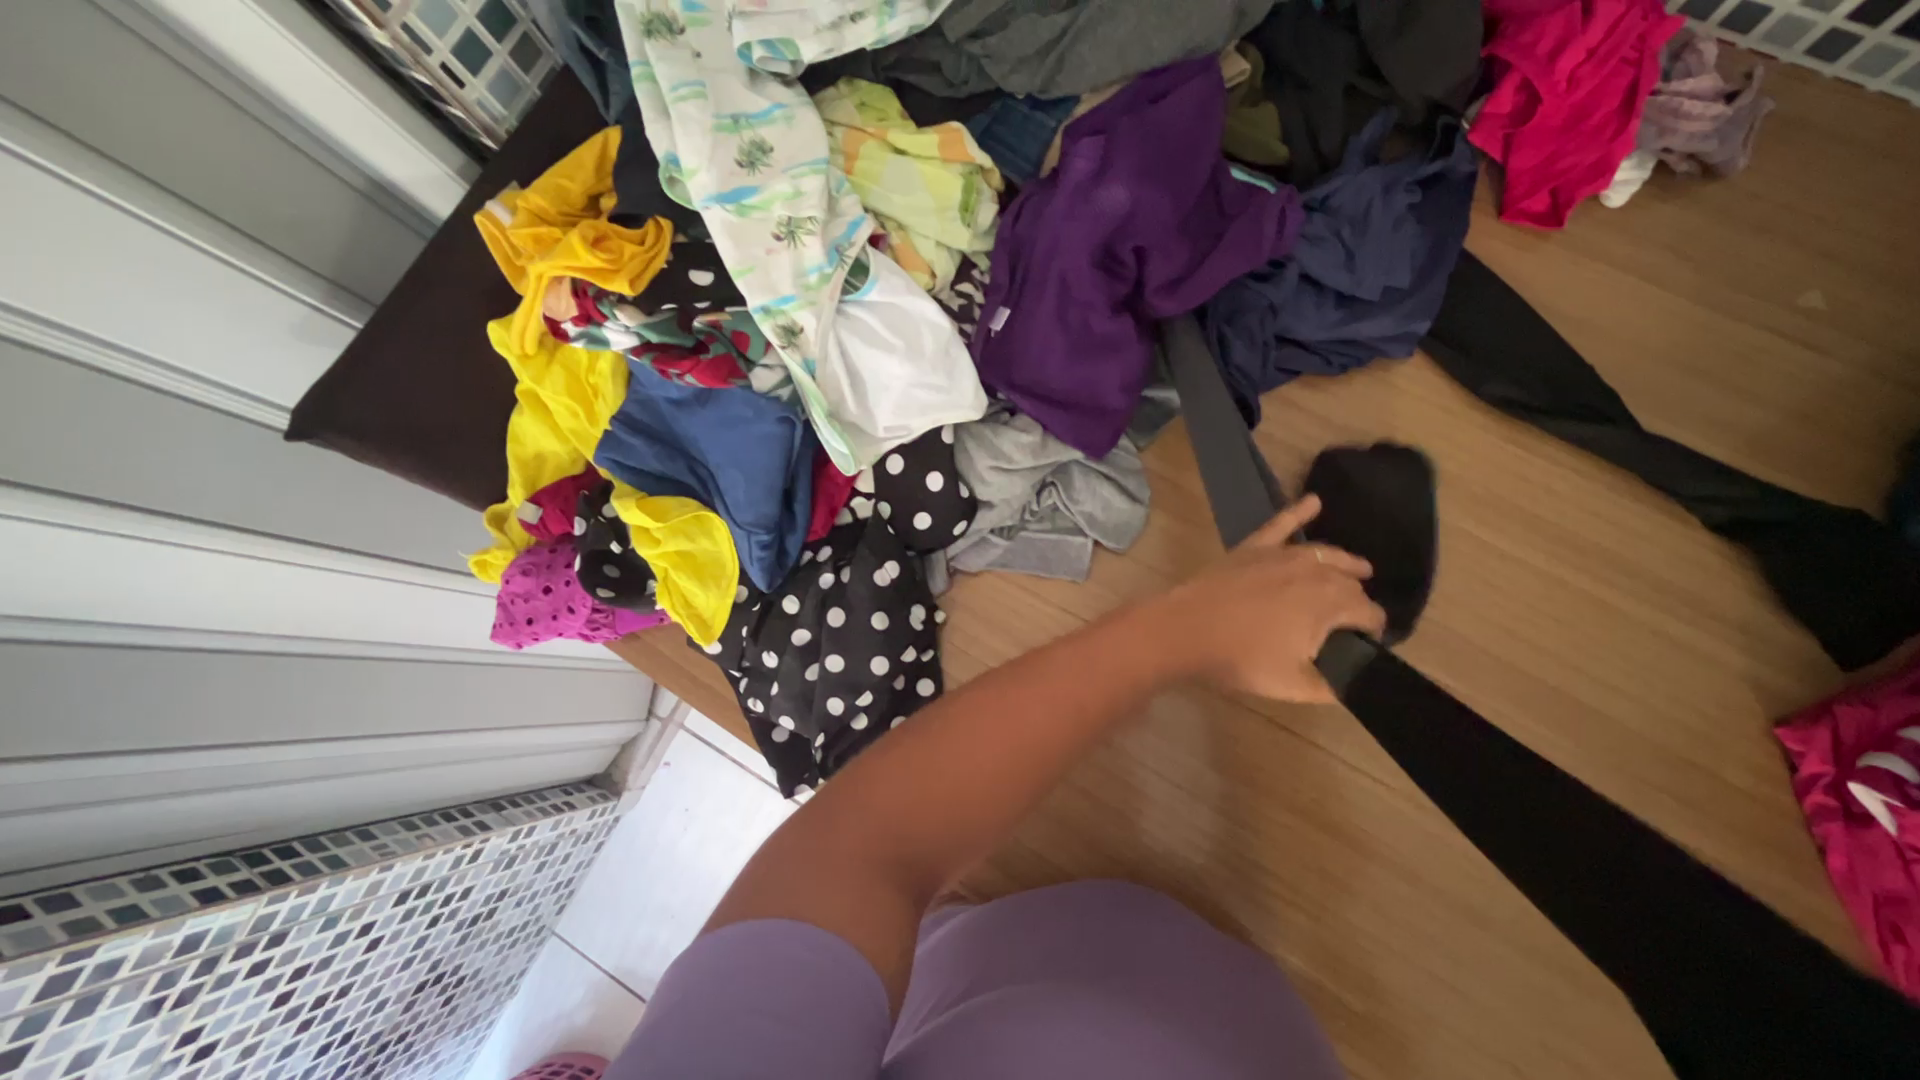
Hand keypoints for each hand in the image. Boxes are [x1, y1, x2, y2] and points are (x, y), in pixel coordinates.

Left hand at [1157, 495, 1386, 702]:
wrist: (1186, 630)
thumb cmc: (1242, 659)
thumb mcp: (1294, 685)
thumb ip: (1331, 686)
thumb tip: (1351, 683)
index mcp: (1332, 603)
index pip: (1371, 614)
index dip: (1373, 632)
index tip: (1366, 646)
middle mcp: (1315, 571)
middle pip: (1349, 583)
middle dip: (1357, 600)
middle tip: (1352, 621)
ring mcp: (1282, 555)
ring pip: (1326, 553)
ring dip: (1346, 562)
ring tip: (1360, 569)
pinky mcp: (1253, 547)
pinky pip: (1282, 523)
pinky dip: (1300, 511)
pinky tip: (1314, 501)